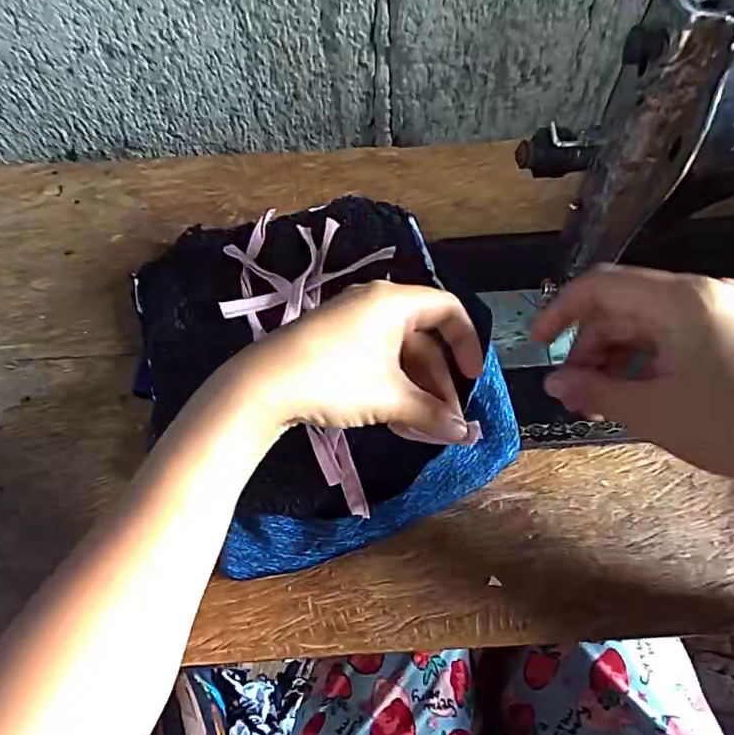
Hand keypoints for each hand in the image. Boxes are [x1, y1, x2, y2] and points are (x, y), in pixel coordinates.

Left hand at [219, 281, 484, 443]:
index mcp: (393, 301)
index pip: (448, 310)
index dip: (468, 343)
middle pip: (422, 341)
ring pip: (397, 356)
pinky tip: (396, 421)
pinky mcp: (330, 343)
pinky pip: (374, 361)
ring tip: (422, 429)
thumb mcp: (390, 399)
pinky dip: (390, 388)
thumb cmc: (334, 380)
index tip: (472, 378)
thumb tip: (462, 433)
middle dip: (438, 384)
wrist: (261, 385)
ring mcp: (349, 323)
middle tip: (446, 421)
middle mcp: (373, 304)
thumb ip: (431, 413)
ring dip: (415, 392)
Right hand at [530, 265, 733, 495]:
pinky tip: (644, 397)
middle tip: (573, 393)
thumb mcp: (652, 412)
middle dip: (588, 346)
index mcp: (681, 300)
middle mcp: (707, 295)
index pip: (600, 285)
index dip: (559, 312)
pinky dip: (649, 362)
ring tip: (604, 402)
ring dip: (616, 358)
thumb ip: (594, 390)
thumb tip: (554, 381)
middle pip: (624, 306)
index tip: (536, 347)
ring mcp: (732, 315)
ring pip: (650, 324)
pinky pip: (679, 338)